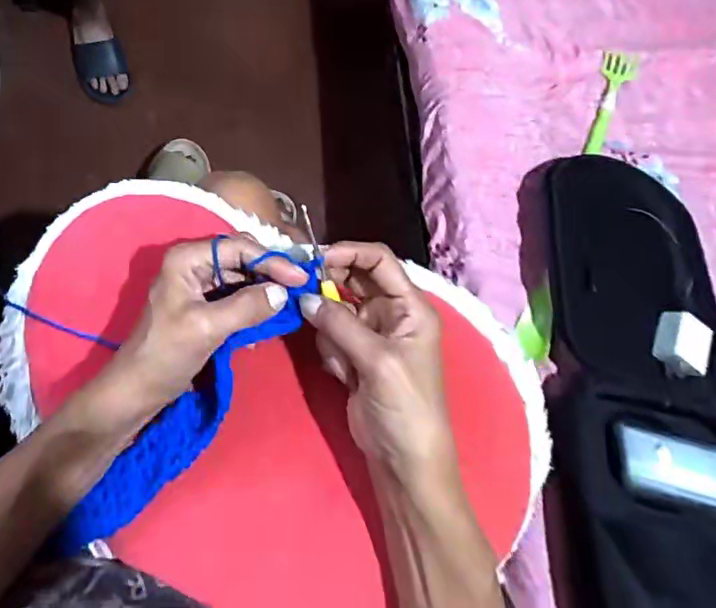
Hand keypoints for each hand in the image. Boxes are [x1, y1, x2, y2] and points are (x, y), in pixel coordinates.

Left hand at [95, 234, 308, 420]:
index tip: (300, 278)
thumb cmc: (166, 354)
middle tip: (300, 286)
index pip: (237, 247)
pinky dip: (252, 304)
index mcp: (187, 258)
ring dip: (263, 287)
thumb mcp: (208, 328)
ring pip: (239, 276)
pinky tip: (268, 318)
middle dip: (269, 270)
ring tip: (290, 301)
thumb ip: (246, 307)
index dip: (270, 260)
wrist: (137, 390)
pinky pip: (234, 295)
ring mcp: (196, 283)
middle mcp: (191, 263)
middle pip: (239, 256)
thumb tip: (282, 292)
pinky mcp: (201, 304)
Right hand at [300, 241, 454, 476]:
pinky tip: (342, 375)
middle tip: (305, 293)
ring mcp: (372, 332)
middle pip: (353, 279)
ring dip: (330, 328)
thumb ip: (340, 323)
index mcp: (411, 306)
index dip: (349, 252)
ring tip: (341, 362)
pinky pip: (330, 332)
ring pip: (335, 306)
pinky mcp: (355, 352)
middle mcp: (391, 312)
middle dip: (329, 287)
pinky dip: (329, 348)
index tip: (316, 257)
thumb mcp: (377, 361)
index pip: (379, 260)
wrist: (404, 463)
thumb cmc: (405, 407)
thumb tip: (305, 297)